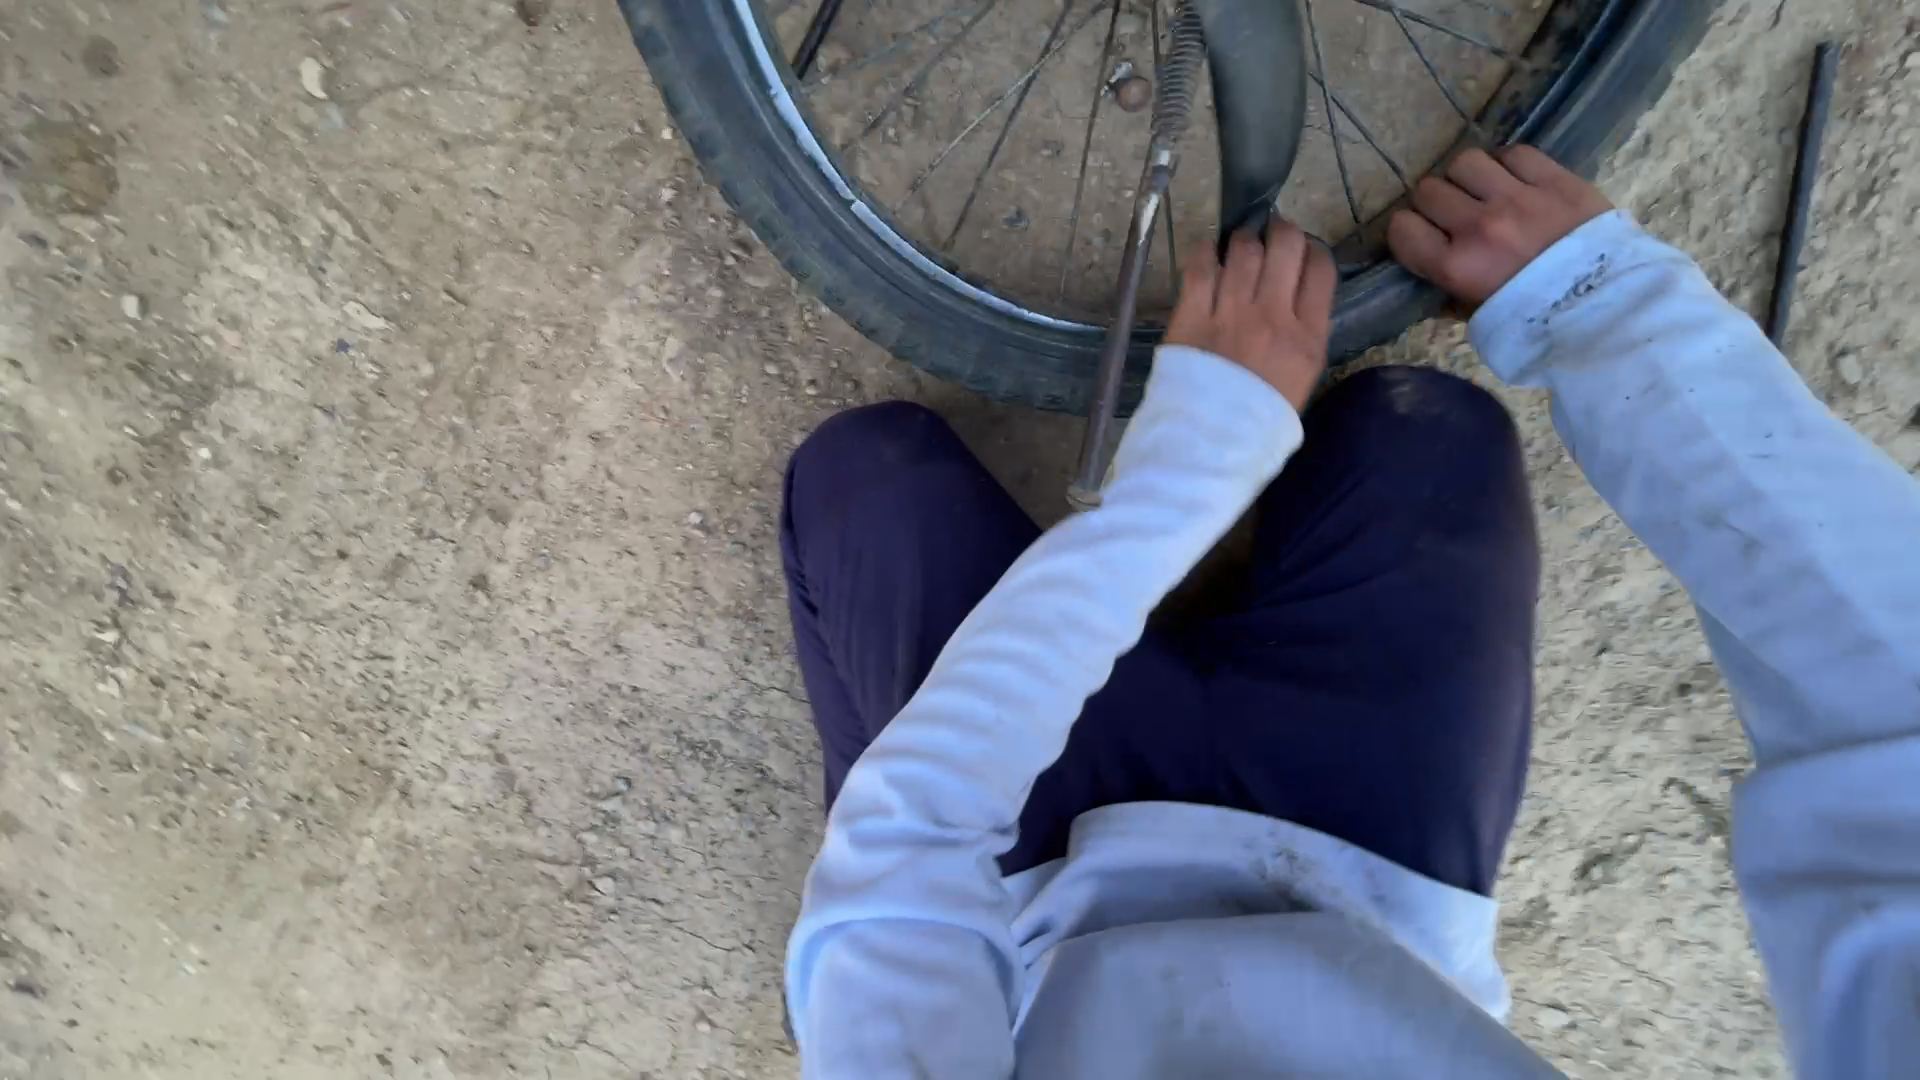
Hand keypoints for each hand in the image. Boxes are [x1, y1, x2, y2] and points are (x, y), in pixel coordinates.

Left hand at [1165, 220, 1335, 411]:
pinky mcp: (1191, 317)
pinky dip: (1206, 252)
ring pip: (1245, 251)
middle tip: (1271, 233)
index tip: (1300, 251)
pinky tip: (1208, 252)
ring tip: (1239, 243)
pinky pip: (1201, 268)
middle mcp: (1272, 315)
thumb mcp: (1301, 383)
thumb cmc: (1258, 422)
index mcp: (1307, 336)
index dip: (1312, 250)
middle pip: (1285, 248)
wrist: (1209, 443)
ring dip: (1244, 239)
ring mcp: (1230, 313)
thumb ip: (1305, 340)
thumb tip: (1299, 305)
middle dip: (1281, 232)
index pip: (1320, 270)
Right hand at [1388, 145, 1614, 308]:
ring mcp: (1517, 198)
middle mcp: (1477, 227)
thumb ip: (1442, 286)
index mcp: (1453, 266)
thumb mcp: (1471, 311)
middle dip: (1431, 202)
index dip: (1406, 230)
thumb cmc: (1528, 312)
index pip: (1402, 228)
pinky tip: (1511, 180)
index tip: (1418, 235)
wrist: (1601, 299)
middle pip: (1428, 190)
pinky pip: (1513, 153)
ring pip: (1464, 163)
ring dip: (1464, 177)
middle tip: (1447, 213)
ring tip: (1478, 190)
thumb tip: (1425, 266)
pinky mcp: (1553, 179)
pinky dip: (1505, 164)